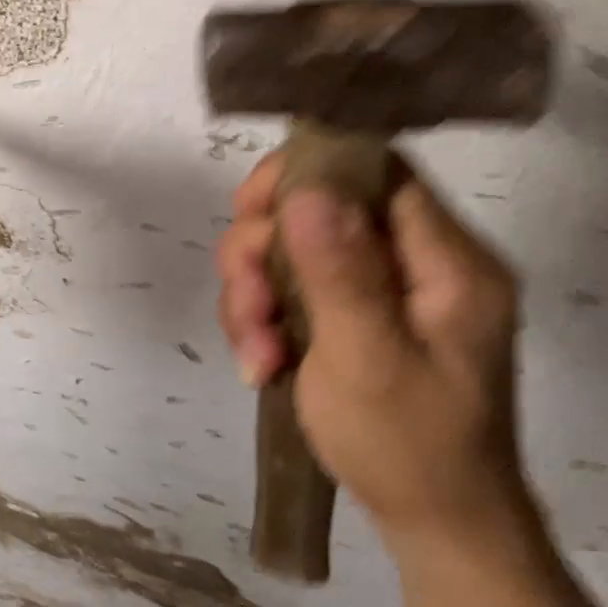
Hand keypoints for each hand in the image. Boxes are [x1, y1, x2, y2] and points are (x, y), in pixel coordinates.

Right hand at [216, 151, 530, 545]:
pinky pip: (281, 285)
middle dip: (259, 252)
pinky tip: (260, 359)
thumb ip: (340, 271)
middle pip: (312, 209)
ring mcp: (379, 290)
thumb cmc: (408, 443)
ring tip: (254, 349)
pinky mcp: (346, 314)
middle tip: (248, 302)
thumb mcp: (368, 357)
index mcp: (447, 266)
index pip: (375, 173)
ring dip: (249, 292)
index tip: (249, 210)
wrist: (430, 522)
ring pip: (284, 248)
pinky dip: (256, 316)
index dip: (305, 175)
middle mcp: (415, 266)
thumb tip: (307, 191)